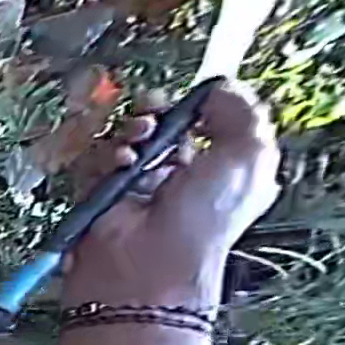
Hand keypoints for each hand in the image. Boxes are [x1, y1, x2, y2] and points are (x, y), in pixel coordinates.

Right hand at [63, 79, 281, 309]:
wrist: (146, 256)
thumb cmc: (205, 216)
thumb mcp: (250, 155)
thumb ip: (241, 112)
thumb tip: (217, 88)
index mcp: (217, 167)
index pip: (203, 124)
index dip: (196, 106)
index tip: (191, 96)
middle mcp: (173, 174)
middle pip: (159, 126)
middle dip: (156, 112)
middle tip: (153, 112)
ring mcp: (132, 184)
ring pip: (124, 140)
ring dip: (130, 132)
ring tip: (137, 140)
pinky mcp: (95, 194)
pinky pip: (95, 162)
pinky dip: (105, 156)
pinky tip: (119, 164)